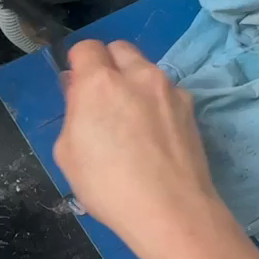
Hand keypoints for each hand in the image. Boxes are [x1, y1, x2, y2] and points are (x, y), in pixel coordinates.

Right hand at [52, 39, 236, 253]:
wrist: (170, 210)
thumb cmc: (107, 185)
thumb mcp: (67, 153)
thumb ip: (73, 113)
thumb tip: (79, 92)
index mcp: (99, 83)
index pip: (85, 48)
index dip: (77, 64)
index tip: (75, 87)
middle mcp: (138, 75)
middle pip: (119, 49)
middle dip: (106, 65)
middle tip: (100, 99)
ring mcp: (169, 89)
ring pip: (145, 70)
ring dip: (133, 83)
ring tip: (129, 121)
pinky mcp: (190, 108)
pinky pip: (166, 93)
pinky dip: (155, 103)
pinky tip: (153, 136)